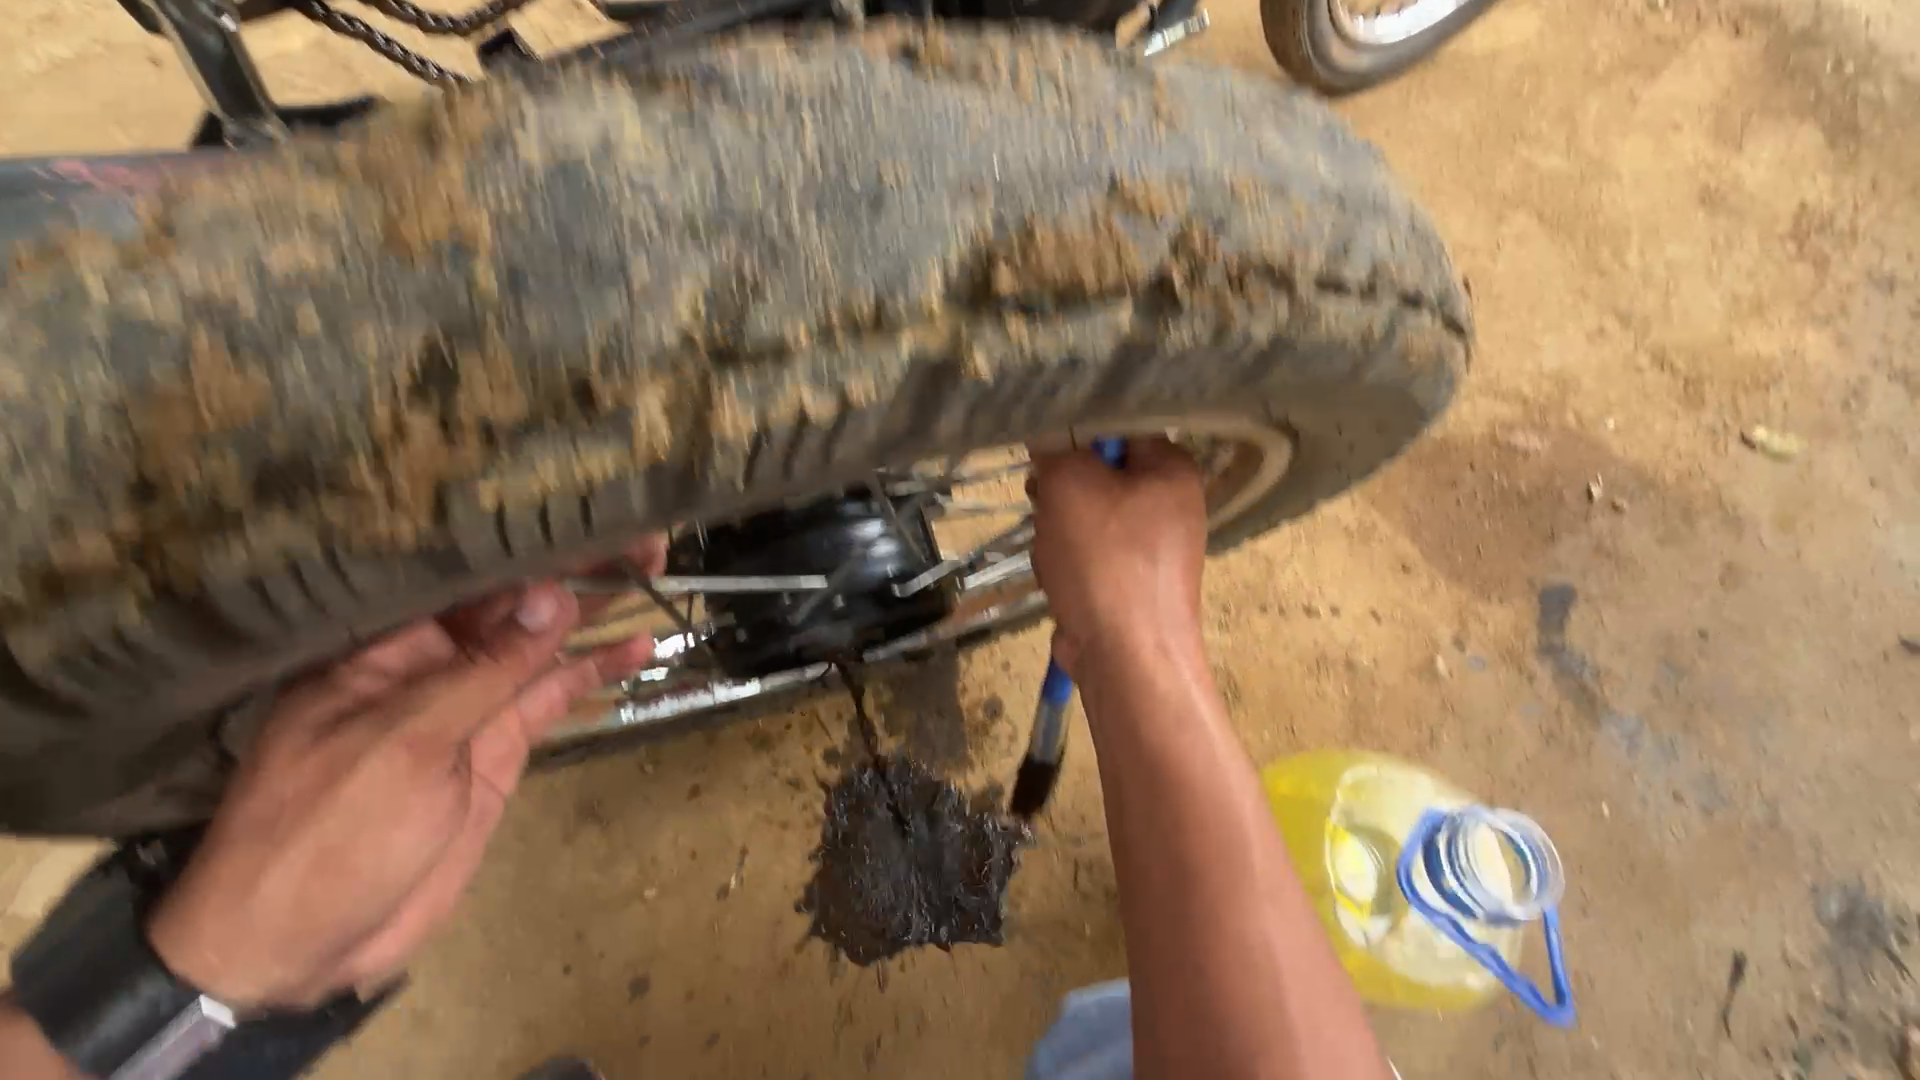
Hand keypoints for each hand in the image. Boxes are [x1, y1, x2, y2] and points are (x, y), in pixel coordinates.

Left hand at [147, 541, 665, 1009]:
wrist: (303, 948)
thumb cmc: (328, 834)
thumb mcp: (406, 744)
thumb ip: (486, 670)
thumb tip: (552, 598)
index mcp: (381, 650)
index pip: (466, 583)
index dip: (531, 553)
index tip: (593, 527)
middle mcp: (428, 666)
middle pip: (512, 610)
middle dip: (575, 575)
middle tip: (644, 546)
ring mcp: (468, 707)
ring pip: (541, 650)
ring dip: (594, 618)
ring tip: (655, 579)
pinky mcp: (499, 746)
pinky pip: (551, 699)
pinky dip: (592, 675)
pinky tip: (636, 651)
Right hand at [1028, 437, 1207, 678]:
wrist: (1127, 657)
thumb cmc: (1105, 560)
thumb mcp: (1070, 486)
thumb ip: (1056, 450)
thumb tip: (1048, 440)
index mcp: (1172, 470)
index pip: (1118, 429)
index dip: (1075, 434)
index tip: (1041, 449)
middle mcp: (1172, 505)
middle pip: (1099, 475)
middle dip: (1061, 491)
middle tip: (1041, 500)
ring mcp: (1154, 550)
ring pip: (1087, 518)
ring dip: (1056, 530)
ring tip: (1052, 551)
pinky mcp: (1133, 584)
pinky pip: (1090, 557)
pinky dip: (1067, 564)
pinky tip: (1058, 580)